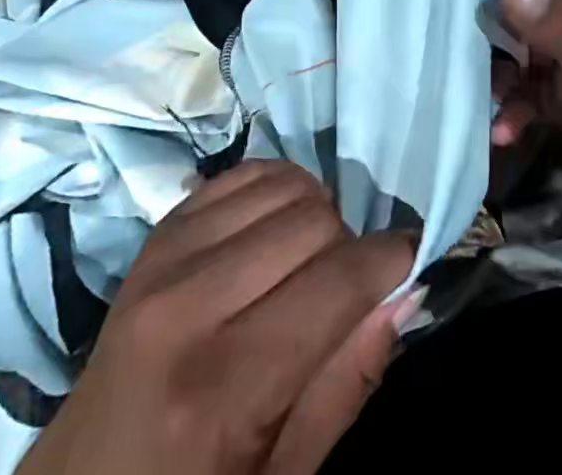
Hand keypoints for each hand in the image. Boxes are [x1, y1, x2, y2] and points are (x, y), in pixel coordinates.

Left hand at [15, 161, 416, 474]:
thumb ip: (346, 383)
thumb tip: (404, 294)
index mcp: (221, 386)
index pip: (341, 279)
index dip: (393, 261)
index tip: (407, 268)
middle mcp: (186, 307)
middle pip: (316, 220)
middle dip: (350, 246)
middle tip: (344, 286)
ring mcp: (163, 262)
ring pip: (284, 186)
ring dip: (314, 215)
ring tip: (307, 260)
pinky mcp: (154, 237)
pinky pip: (241, 175)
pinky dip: (275, 190)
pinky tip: (274, 232)